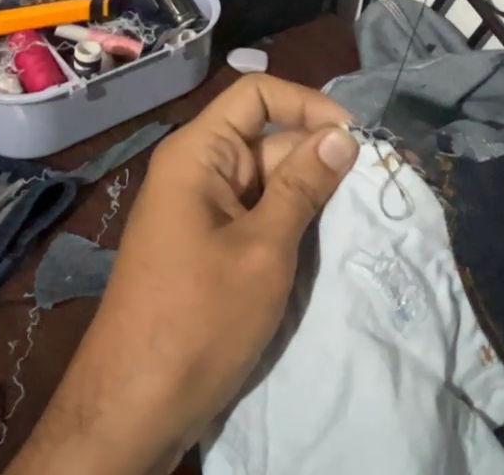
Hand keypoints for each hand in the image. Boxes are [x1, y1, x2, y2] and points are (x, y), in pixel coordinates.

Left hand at [7, 75, 358, 474]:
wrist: (133, 409)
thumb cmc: (198, 320)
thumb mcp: (263, 250)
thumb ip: (303, 187)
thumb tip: (342, 135)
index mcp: (198, 154)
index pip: (256, 94)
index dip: (307, 104)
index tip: (353, 138)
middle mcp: (196, 171)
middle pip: (267, 139)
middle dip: (316, 157)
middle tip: (370, 188)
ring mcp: (200, 210)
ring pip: (266, 180)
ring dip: (307, 195)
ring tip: (353, 218)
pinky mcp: (206, 245)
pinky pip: (254, 214)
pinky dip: (288, 223)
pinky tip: (319, 244)